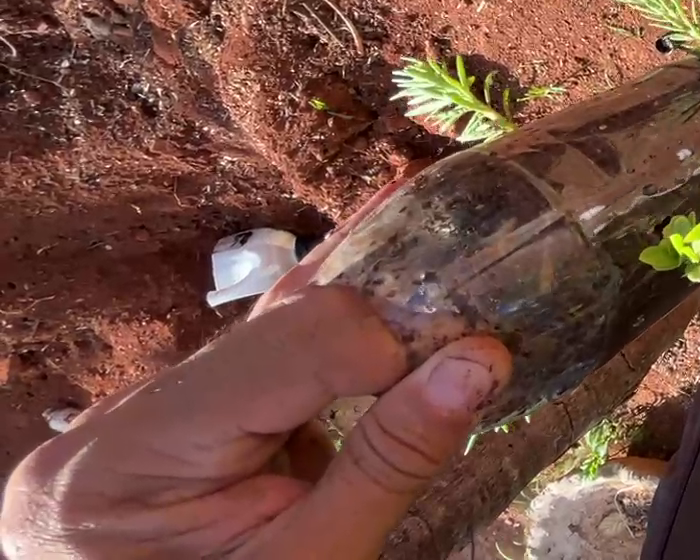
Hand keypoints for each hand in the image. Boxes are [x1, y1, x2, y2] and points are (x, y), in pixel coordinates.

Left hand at [1, 286, 509, 559]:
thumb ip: (391, 462)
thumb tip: (487, 357)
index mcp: (138, 452)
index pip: (303, 340)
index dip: (400, 347)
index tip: (468, 379)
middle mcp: (133, 407)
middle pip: (298, 316)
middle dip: (400, 329)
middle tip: (472, 359)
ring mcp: (163, 400)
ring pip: (298, 315)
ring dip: (388, 326)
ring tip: (454, 345)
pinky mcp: (201, 402)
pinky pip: (292, 340)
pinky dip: (360, 332)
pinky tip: (414, 315)